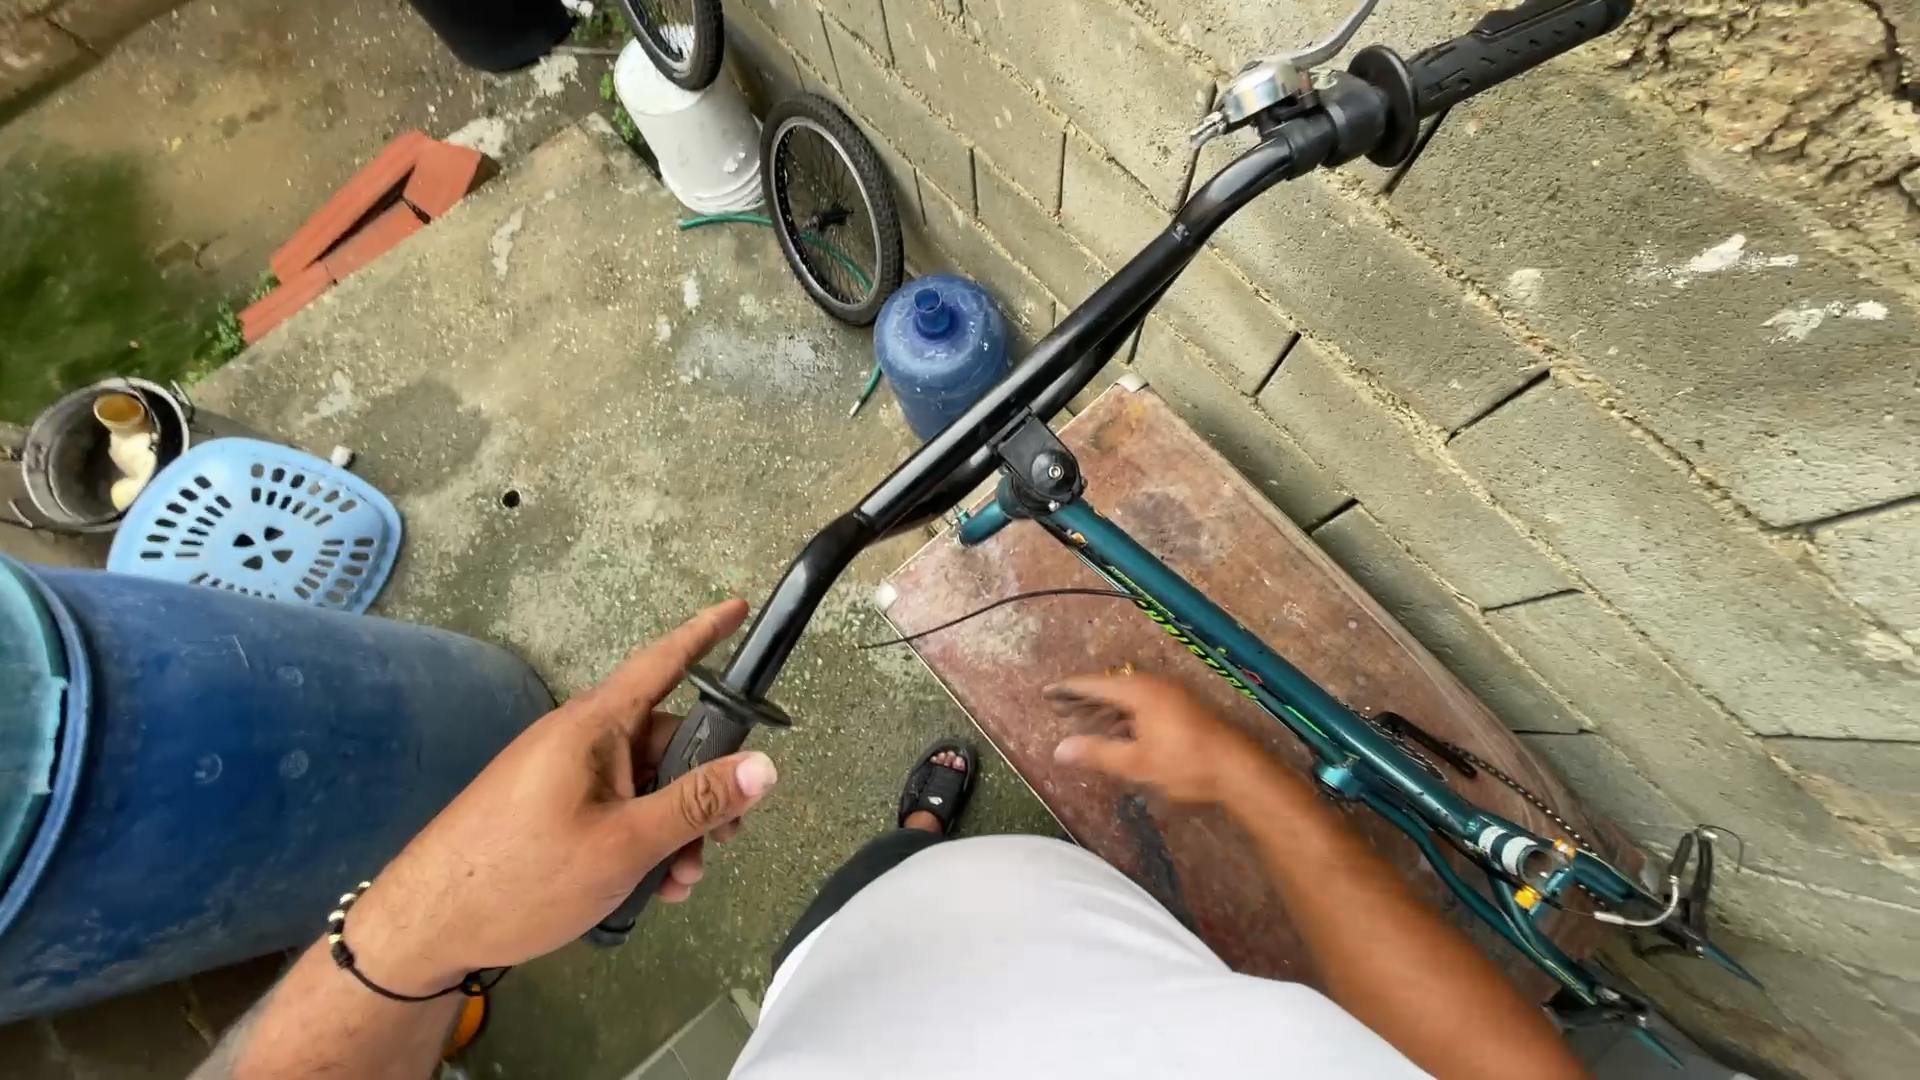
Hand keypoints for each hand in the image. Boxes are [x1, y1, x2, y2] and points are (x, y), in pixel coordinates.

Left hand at [344, 599, 777, 993]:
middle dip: (703, 787)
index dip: (706, 631)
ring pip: (644, 782)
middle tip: (725, 838)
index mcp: (595, 724)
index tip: (739, 605)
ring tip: (679, 881)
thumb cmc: (522, 877)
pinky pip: (615, 805)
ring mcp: (563, 773)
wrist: (414, 937)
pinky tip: (649, 885)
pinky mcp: (549, 806)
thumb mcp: (625, 844)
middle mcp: (581, 737)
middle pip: (666, 740)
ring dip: (673, 825)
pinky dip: (641, 836)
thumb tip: (767, 766)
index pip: (663, 660)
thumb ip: (698, 803)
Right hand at [1049, 673, 1298, 804]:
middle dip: (1083, 700)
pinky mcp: (1180, 706)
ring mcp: (1169, 694)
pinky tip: (1117, 730)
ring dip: (1103, 709)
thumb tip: (1059, 750)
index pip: (1093, 685)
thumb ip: (1096, 753)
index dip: (1067, 690)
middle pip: (1109, 689)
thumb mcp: (1136, 763)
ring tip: (1083, 721)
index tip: (1047, 693)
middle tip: (1059, 708)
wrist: (1237, 769)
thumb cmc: (1185, 763)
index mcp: (1138, 691)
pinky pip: (1140, 703)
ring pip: (1126, 697)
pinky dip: (1122, 714)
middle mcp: (1152, 685)